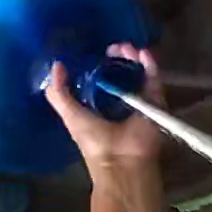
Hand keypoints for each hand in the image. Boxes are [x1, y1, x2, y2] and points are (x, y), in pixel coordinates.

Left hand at [44, 44, 164, 177]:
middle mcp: (120, 99)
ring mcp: (139, 99)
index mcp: (100, 103)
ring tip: (126, 48)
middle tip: (113, 48)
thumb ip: (59, 92)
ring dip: (132, 55)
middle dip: (118, 56)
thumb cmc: (94, 142)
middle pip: (121, 69)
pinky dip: (150, 64)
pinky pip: (154, 77)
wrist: (122, 163)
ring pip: (138, 70)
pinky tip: (142, 53)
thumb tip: (56, 65)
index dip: (99, 61)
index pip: (101, 75)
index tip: (97, 51)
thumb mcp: (70, 115)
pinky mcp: (156, 100)